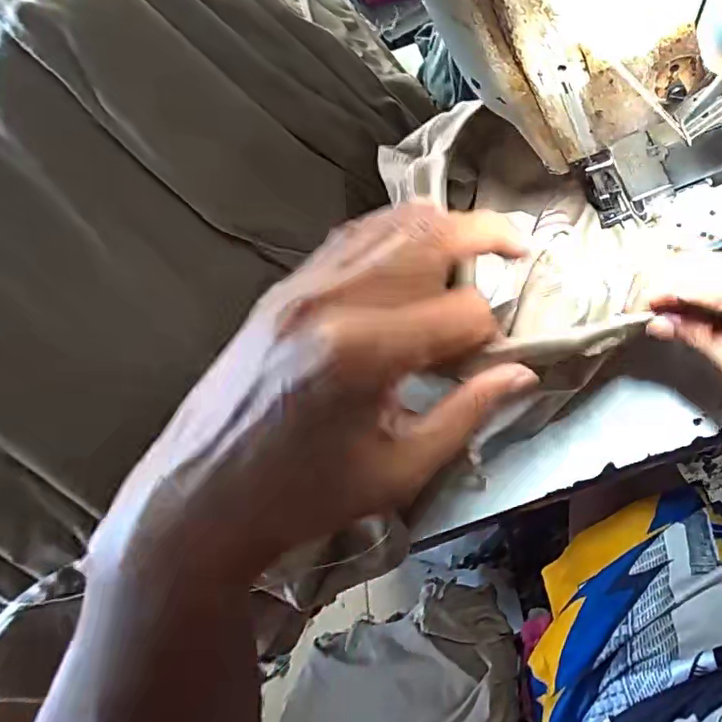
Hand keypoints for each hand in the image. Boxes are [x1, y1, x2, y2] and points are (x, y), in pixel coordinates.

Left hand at [89, 203, 540, 583]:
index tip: (490, 363)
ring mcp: (303, 285)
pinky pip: (352, 236)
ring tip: (475, 241)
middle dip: (484, 237)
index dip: (490, 337)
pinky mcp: (285, 286)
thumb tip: (522, 374)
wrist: (198, 496)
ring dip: (441, 227)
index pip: (461, 314)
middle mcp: (333, 300)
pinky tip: (413, 251)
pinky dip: (394, 232)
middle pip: (429, 238)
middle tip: (519, 245)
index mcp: (363, 353)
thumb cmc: (301, 497)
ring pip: (390, 224)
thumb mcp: (398, 470)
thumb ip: (467, 413)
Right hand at [641, 253, 721, 439]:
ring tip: (660, 311)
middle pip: (699, 265)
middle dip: (667, 285)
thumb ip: (699, 338)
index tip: (633, 312)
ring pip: (711, 265)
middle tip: (642, 312)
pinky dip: (704, 286)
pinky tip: (690, 306)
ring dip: (683, 284)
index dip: (658, 295)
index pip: (692, 282)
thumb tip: (659, 321)